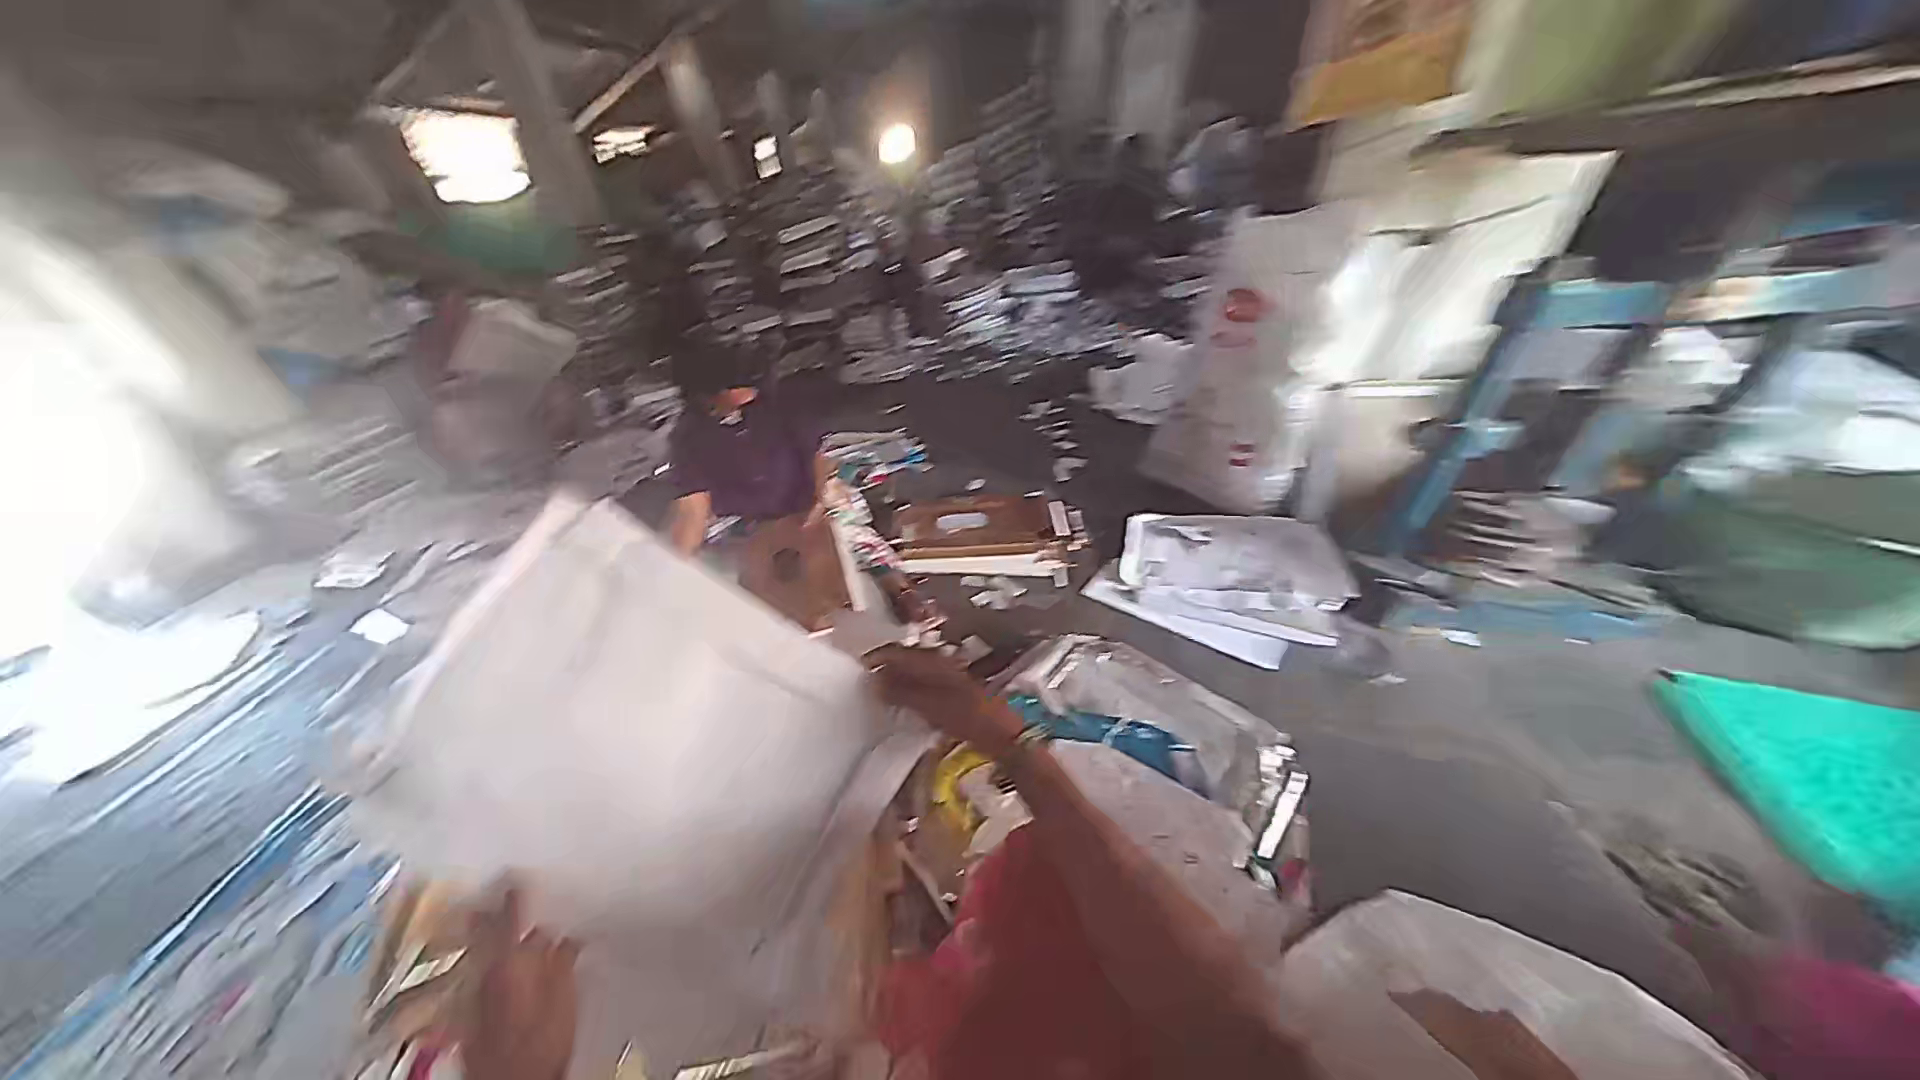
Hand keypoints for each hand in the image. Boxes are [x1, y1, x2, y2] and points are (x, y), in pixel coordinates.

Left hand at [462, 885, 579, 1079]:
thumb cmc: (542, 1040)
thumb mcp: (563, 994)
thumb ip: (562, 959)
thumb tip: (565, 932)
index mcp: (508, 965)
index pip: (508, 920)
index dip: (513, 895)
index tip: (516, 873)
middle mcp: (487, 977)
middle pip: (488, 936)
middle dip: (493, 912)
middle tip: (500, 889)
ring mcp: (480, 998)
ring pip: (490, 955)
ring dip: (502, 937)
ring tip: (520, 920)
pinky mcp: (479, 1016)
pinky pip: (492, 975)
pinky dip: (505, 961)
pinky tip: (523, 961)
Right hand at [867, 644, 1022, 755]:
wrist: (1005, 735)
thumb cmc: (970, 718)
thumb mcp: (932, 706)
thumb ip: (903, 692)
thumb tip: (874, 680)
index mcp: (936, 662)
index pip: (900, 652)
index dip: (879, 657)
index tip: (859, 665)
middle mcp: (944, 664)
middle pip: (909, 659)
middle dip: (887, 665)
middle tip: (866, 677)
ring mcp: (953, 677)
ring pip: (918, 671)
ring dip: (899, 677)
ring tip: (880, 689)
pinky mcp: (957, 692)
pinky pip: (927, 683)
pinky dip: (912, 688)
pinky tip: (906, 700)